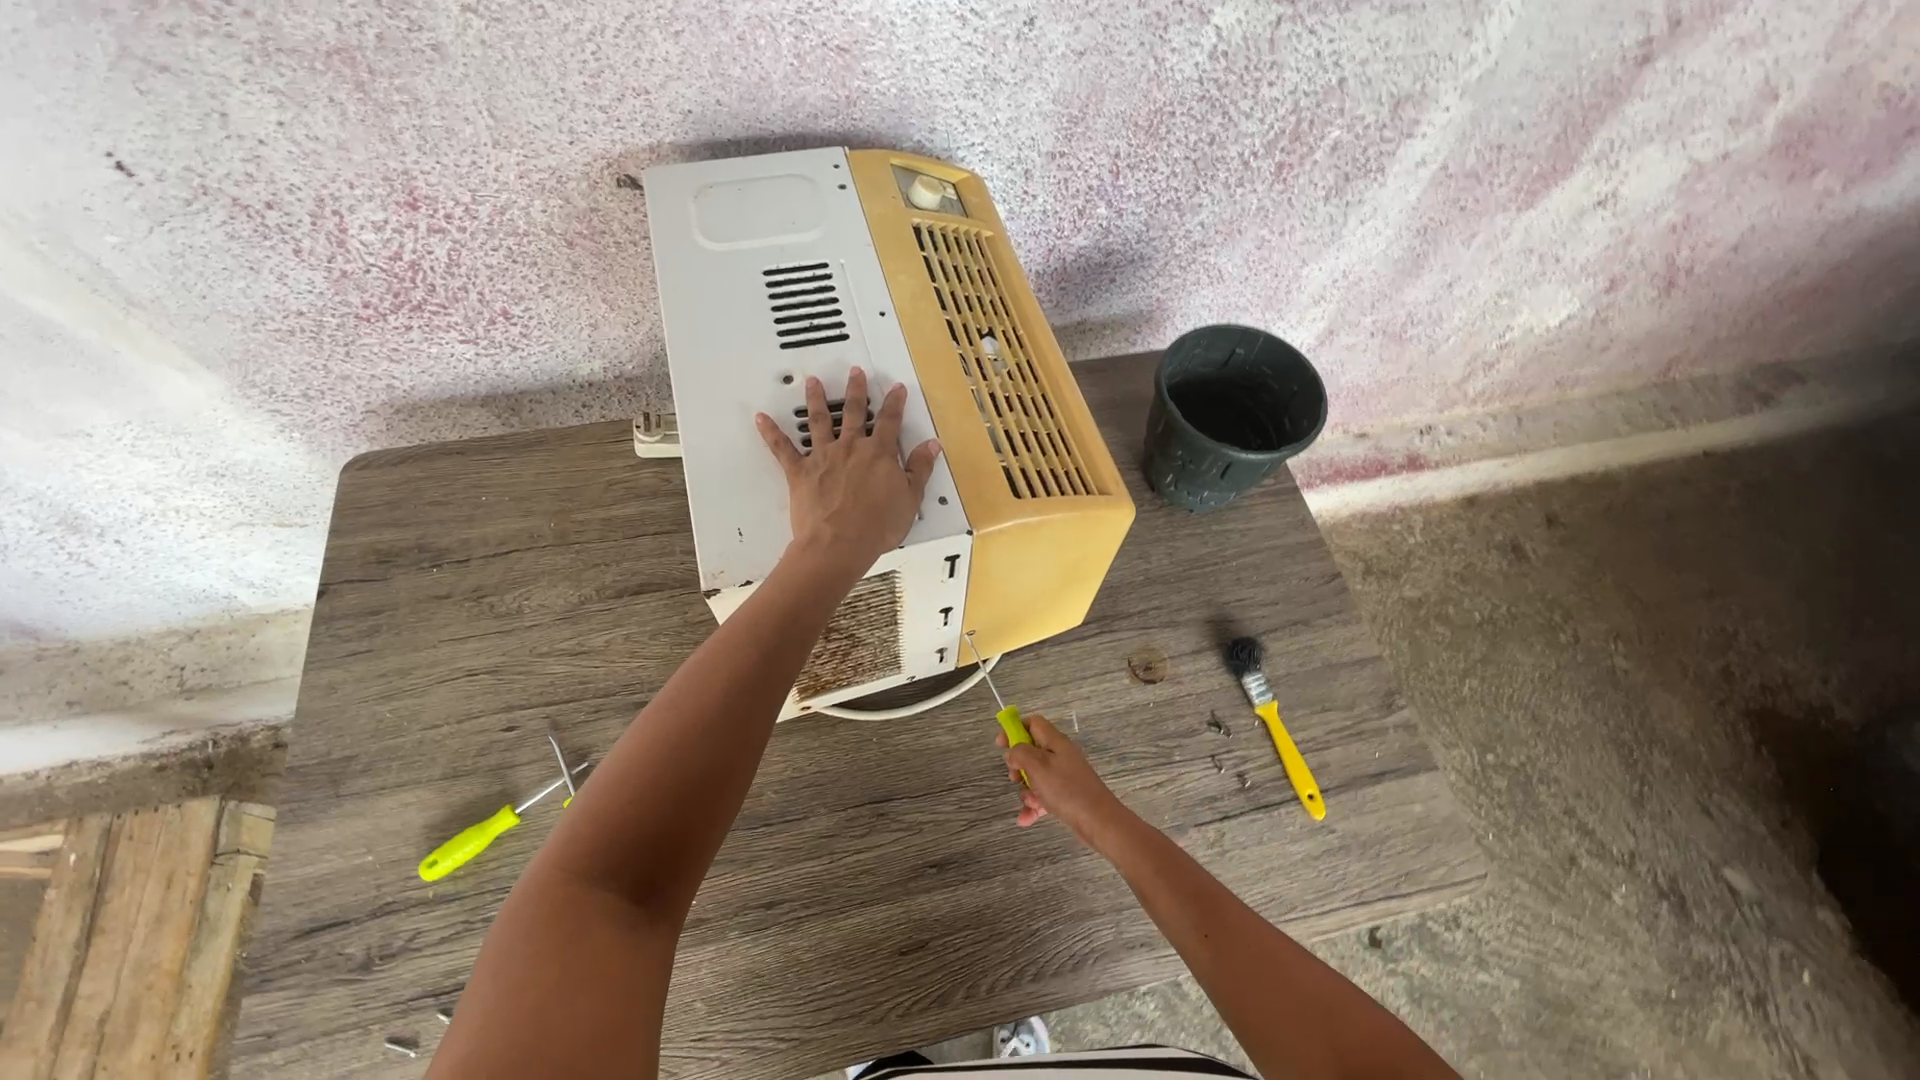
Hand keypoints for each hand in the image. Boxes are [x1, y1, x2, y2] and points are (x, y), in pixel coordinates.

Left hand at [756, 368, 941, 572]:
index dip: (895, 404)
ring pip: (820, 421)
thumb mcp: (909, 499)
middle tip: (855, 373)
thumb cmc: (875, 527)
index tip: (896, 389)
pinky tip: (761, 419)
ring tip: (813, 382)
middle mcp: (851, 448)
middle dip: (856, 391)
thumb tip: (931, 447)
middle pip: (855, 412)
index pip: (890, 421)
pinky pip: (782, 448)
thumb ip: (919, 469)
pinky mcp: (800, 472)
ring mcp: (823, 457)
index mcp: (879, 454)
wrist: (839, 545)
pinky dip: (771, 433)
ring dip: (816, 399)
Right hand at [996, 715, 1133, 850]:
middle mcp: (1060, 756)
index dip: (1015, 729)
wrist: (1098, 821)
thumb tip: (1011, 752)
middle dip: (1018, 766)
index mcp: (1055, 742)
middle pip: (1031, 751)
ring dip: (1026, 790)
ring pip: (1035, 777)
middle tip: (1015, 777)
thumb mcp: (1038, 766)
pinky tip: (1026, 819)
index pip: (1033, 723)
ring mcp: (1063, 776)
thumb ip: (1020, 753)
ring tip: (1030, 801)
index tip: (1001, 744)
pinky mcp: (1065, 795)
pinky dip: (1034, 806)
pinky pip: (1043, 796)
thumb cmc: (1067, 789)